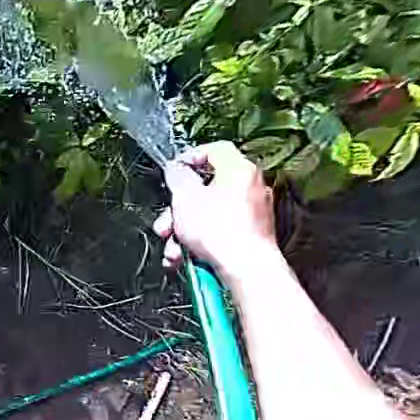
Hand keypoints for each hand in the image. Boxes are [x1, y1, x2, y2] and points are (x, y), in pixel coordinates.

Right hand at [153, 141, 277, 274]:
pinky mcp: (249, 236)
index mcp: (239, 169)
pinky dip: (198, 244)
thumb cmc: (220, 231)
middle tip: (167, 223)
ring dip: (182, 232)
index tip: (173, 172)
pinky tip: (183, 258)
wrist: (246, 269)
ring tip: (173, 249)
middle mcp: (250, 187)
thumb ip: (177, 177)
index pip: (213, 150)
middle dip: (178, 210)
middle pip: (204, 189)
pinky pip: (216, 233)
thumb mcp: (185, 197)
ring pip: (206, 215)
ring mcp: (252, 213)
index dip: (188, 158)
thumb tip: (175, 169)